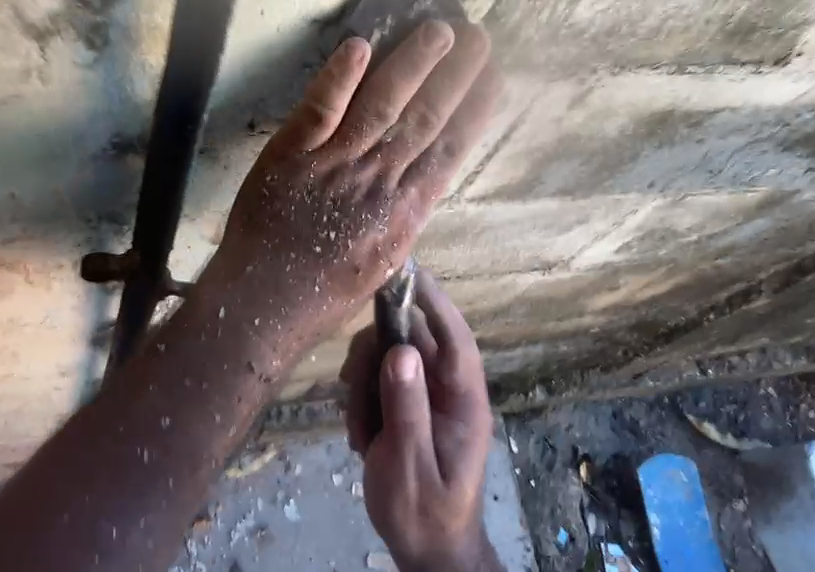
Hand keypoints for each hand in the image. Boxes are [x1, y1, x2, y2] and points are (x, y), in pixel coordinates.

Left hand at [196, 21, 499, 357]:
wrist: (262, 304)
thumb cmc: (323, 290)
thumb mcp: (382, 259)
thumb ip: (403, 213)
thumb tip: (421, 175)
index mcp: (404, 212)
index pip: (449, 150)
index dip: (474, 111)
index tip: (494, 78)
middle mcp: (377, 182)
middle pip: (425, 119)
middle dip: (455, 76)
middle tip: (477, 36)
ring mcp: (333, 164)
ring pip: (381, 105)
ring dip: (412, 64)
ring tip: (437, 30)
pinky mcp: (291, 154)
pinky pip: (320, 109)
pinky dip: (340, 78)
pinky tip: (361, 46)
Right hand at [343, 271, 501, 571]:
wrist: (426, 550)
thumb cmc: (426, 513)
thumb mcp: (411, 466)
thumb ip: (406, 409)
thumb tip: (400, 351)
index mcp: (464, 399)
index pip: (453, 336)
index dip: (433, 300)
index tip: (407, 270)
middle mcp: (447, 387)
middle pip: (410, 338)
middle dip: (374, 357)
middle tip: (350, 387)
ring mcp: (427, 393)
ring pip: (387, 355)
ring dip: (362, 384)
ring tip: (357, 429)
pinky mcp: (406, 402)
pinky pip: (377, 377)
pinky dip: (360, 398)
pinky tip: (358, 433)